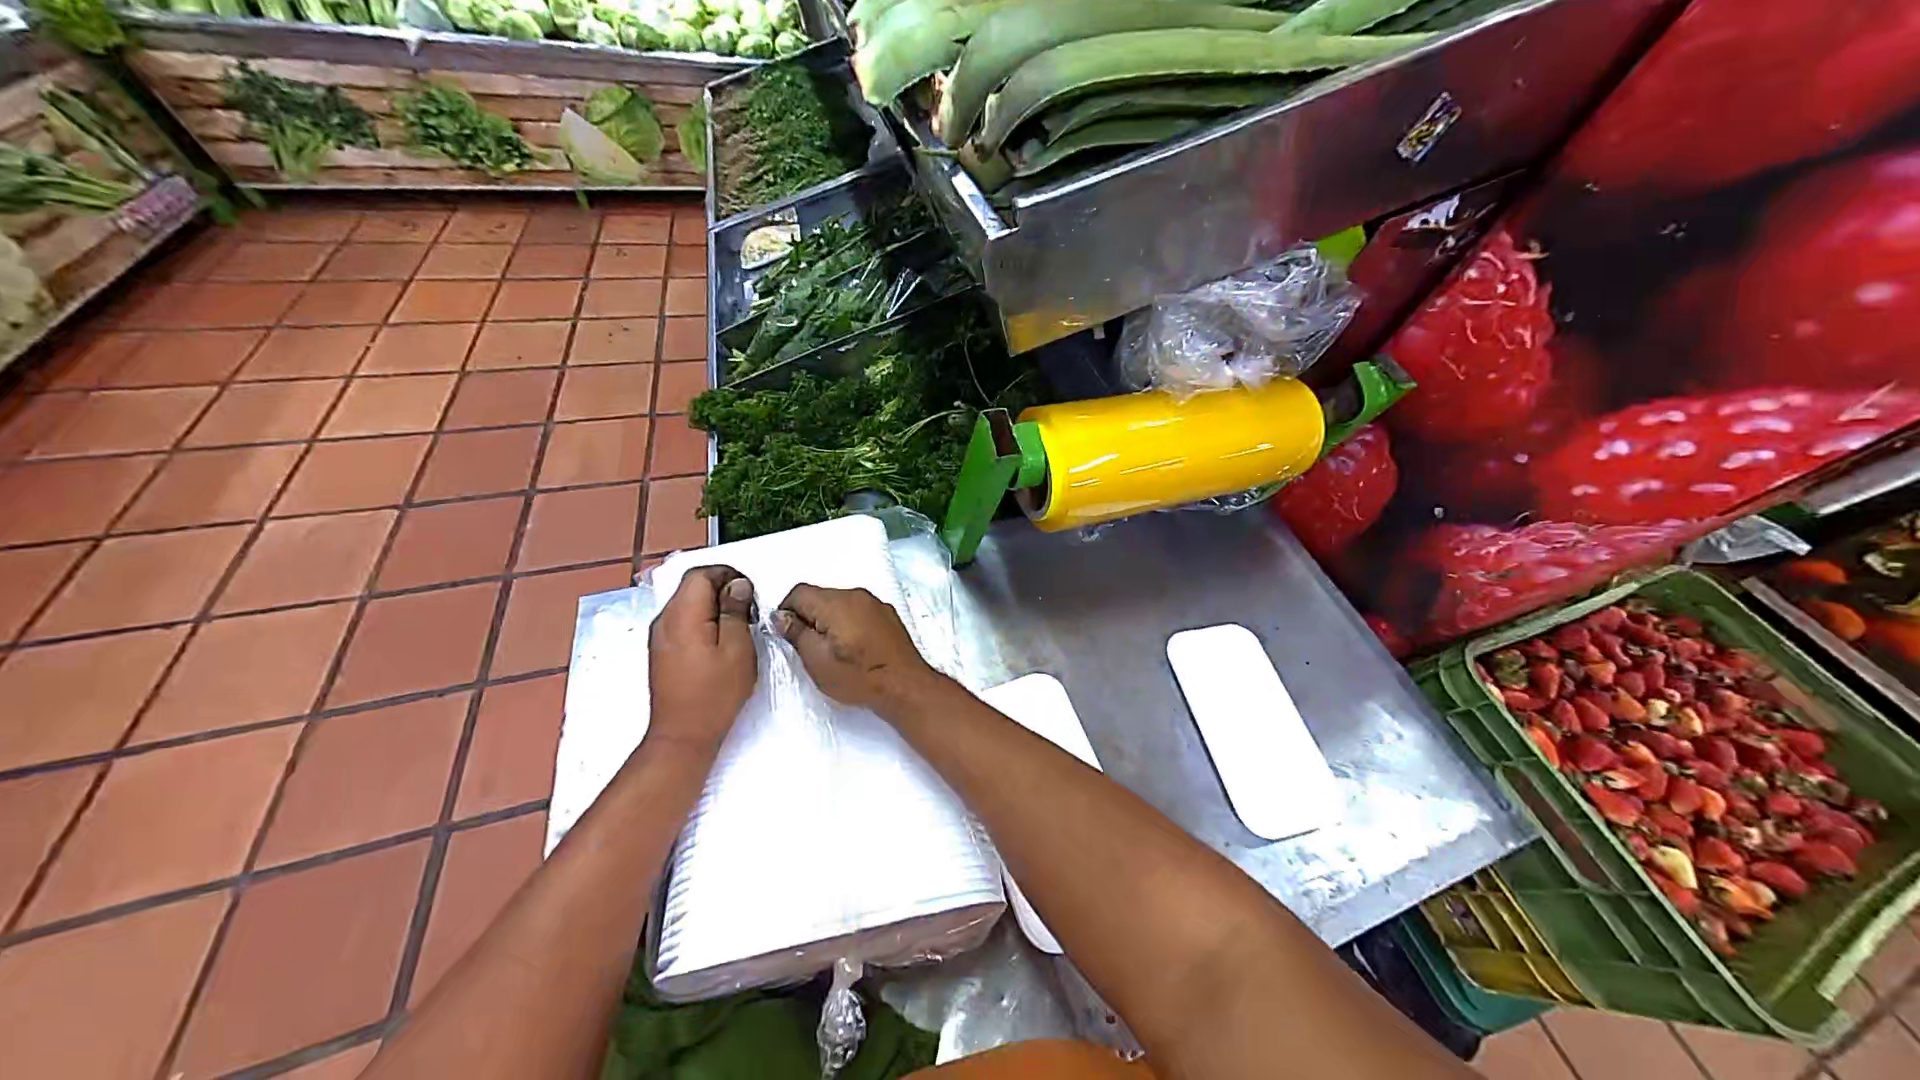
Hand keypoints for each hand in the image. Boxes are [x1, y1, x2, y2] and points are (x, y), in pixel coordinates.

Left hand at [648, 566, 756, 750]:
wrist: (683, 735)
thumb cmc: (713, 695)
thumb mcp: (737, 649)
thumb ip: (736, 611)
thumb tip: (737, 586)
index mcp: (682, 615)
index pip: (701, 574)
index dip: (728, 575)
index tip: (749, 592)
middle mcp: (664, 621)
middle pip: (692, 586)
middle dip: (722, 589)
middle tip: (748, 610)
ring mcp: (659, 636)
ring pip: (687, 603)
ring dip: (713, 606)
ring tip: (738, 628)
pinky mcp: (662, 651)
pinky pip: (683, 621)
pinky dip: (703, 621)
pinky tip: (721, 642)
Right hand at [774, 584, 938, 711]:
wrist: (905, 686)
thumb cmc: (858, 676)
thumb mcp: (816, 660)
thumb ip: (796, 633)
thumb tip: (782, 616)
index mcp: (836, 602)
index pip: (799, 592)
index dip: (786, 611)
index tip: (787, 633)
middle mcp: (856, 595)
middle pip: (820, 596)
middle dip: (809, 616)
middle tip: (809, 646)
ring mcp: (875, 603)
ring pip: (840, 603)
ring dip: (830, 619)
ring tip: (832, 649)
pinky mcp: (887, 615)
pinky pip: (859, 611)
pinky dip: (849, 623)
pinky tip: (853, 646)